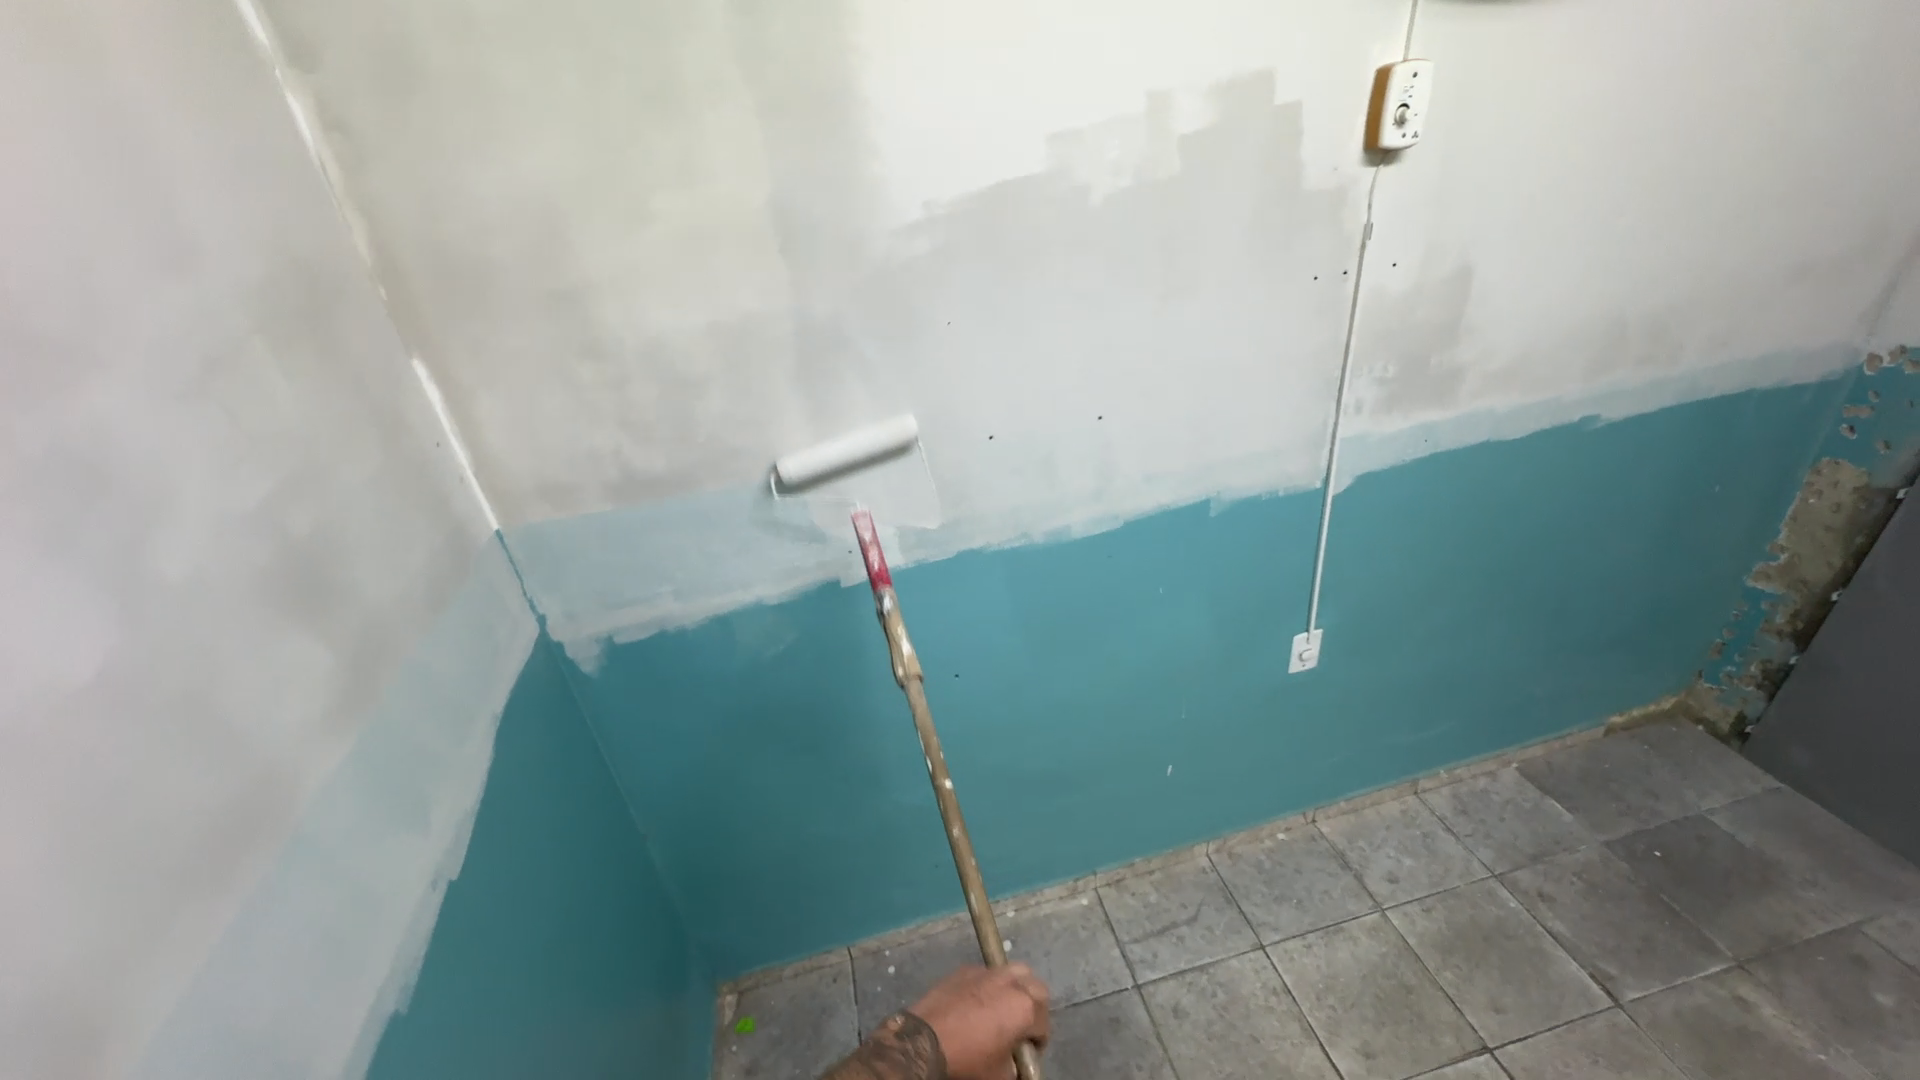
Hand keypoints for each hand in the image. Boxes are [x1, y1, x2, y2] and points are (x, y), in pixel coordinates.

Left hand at [906, 964, 1049, 1079]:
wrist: (925, 1042)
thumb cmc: (968, 1060)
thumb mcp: (1001, 1075)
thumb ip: (1016, 1064)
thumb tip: (1015, 1060)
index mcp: (1024, 1008)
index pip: (1044, 1022)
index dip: (1039, 1040)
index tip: (1029, 1050)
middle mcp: (1010, 983)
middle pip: (1036, 987)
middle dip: (1035, 1006)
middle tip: (1022, 1025)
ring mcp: (987, 972)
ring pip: (1014, 971)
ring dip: (1016, 988)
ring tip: (1004, 1007)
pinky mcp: (965, 969)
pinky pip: (988, 973)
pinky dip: (990, 985)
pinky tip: (978, 1002)